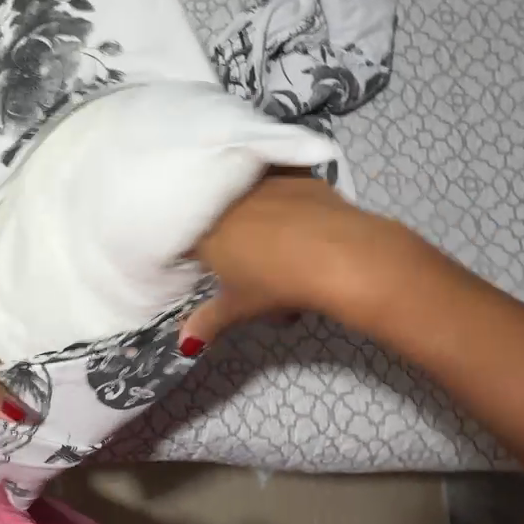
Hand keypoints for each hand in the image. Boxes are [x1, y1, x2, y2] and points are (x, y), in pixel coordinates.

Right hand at [180, 173, 413, 348]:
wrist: (340, 257)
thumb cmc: (278, 285)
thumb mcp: (240, 308)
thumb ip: (208, 322)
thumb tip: (183, 344)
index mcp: (205, 233)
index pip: (186, 239)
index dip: (193, 253)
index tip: (205, 267)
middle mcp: (227, 202)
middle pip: (216, 216)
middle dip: (224, 234)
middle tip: (244, 263)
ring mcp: (263, 185)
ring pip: (247, 198)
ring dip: (253, 214)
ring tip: (274, 244)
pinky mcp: (297, 178)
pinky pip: (281, 184)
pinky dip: (284, 198)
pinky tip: (299, 218)